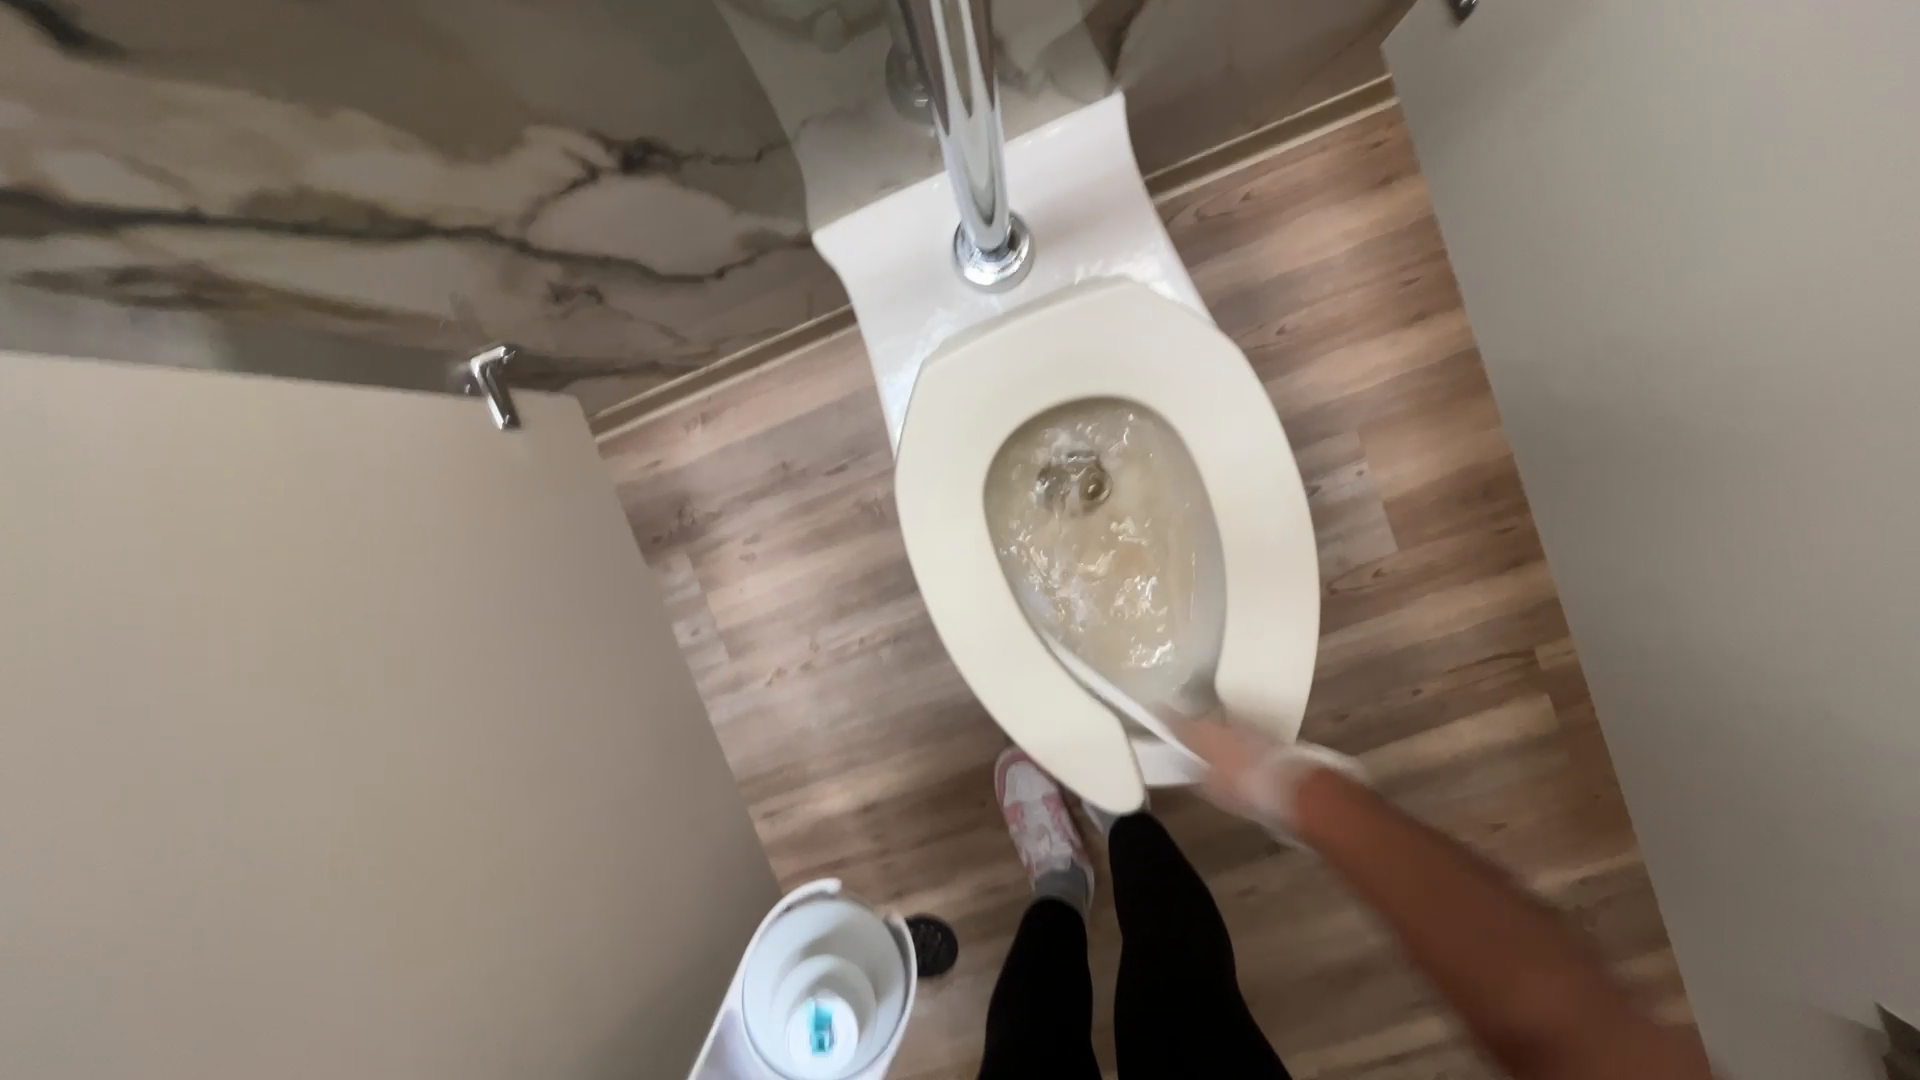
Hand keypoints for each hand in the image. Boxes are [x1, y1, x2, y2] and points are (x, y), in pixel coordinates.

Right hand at [1175, 716, 1365, 841]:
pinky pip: (1242, 736)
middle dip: (1194, 728)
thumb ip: (1196, 774)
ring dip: (1217, 736)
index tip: (1155, 711)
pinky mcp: (1267, 736)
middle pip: (1203, 724)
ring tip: (1212, 752)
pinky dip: (1236, 742)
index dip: (1165, 717)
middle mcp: (1224, 725)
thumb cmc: (1246, 789)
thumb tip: (1186, 765)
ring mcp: (1248, 727)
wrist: (1297, 787)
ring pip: (1224, 728)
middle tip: (1185, 738)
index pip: (1177, 722)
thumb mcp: (1212, 788)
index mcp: (1204, 735)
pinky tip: (1238, 759)